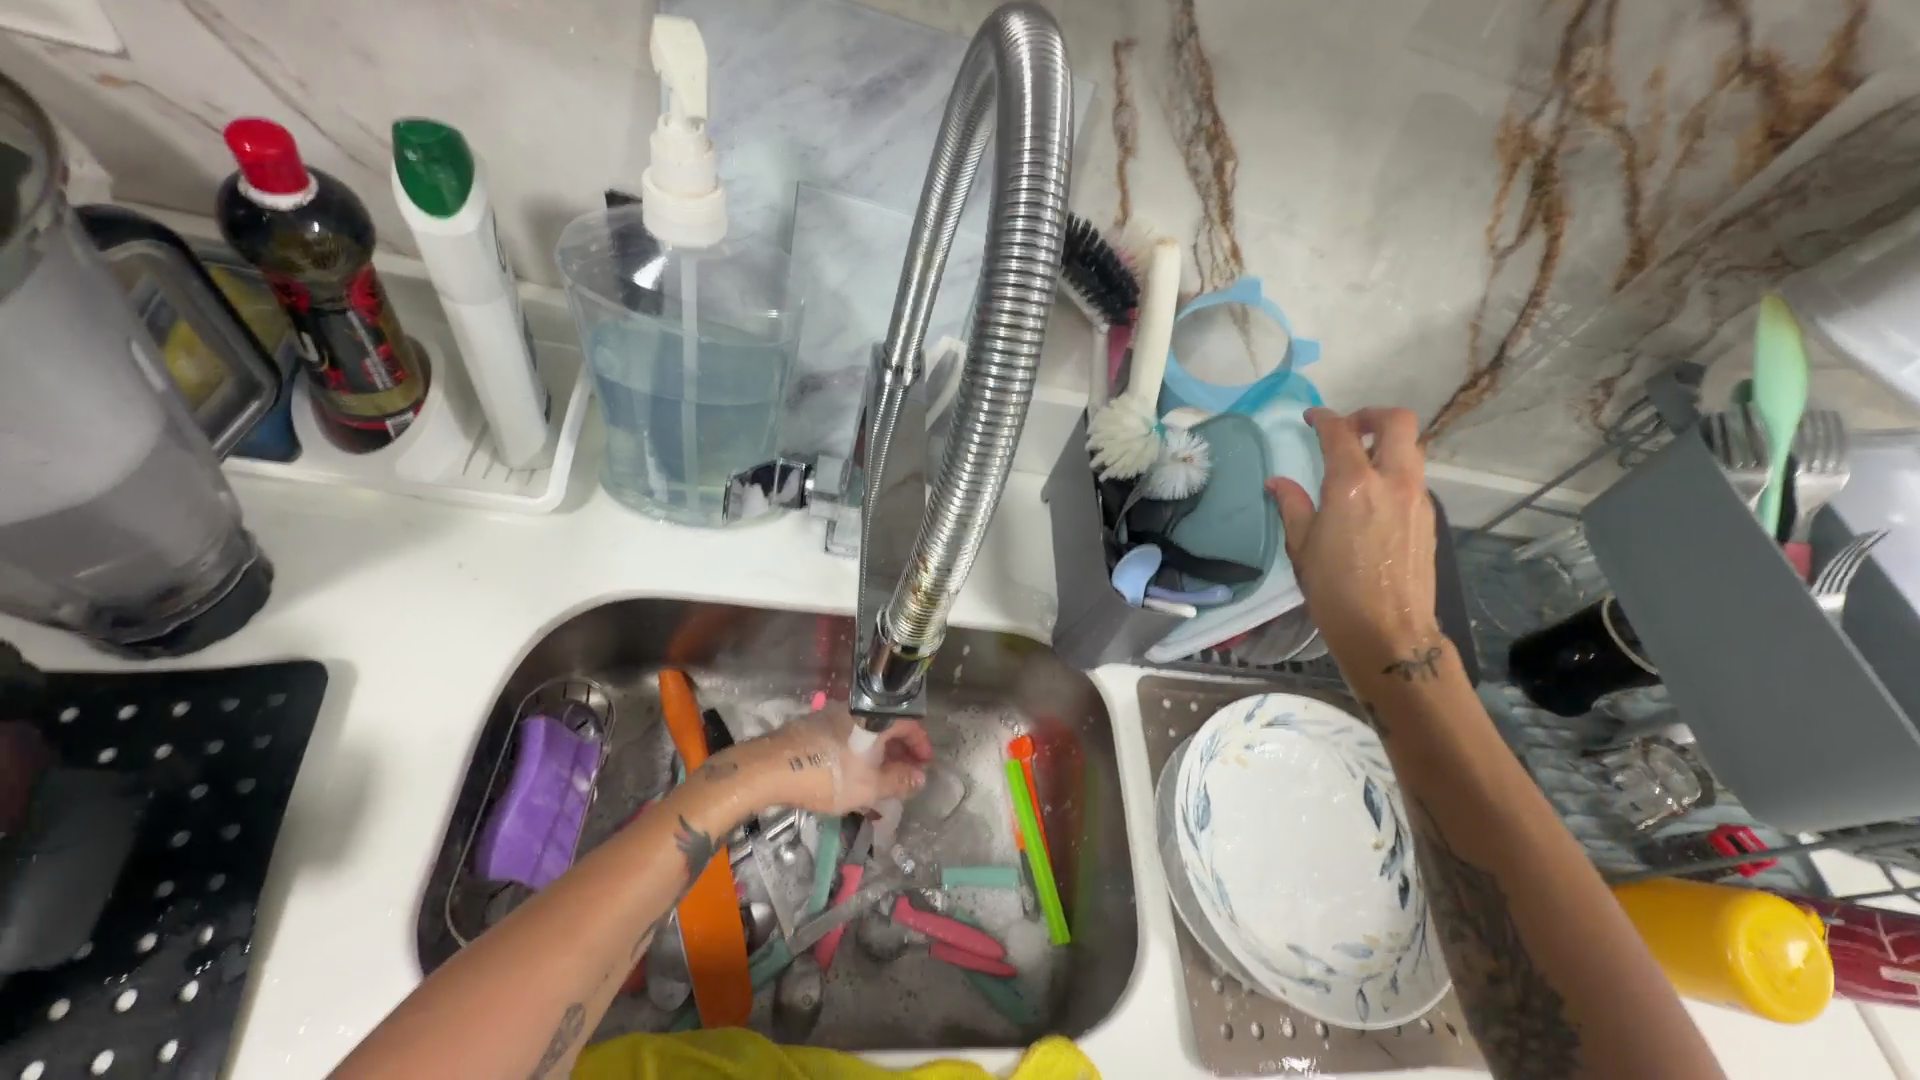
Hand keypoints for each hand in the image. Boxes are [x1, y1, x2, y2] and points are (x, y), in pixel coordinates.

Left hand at [722, 704, 932, 814]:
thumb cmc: (828, 776)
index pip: (909, 724)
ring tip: (879, 777)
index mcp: (876, 719)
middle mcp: (857, 710)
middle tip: (904, 774)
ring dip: (878, 752)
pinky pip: (846, 735)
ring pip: (865, 731)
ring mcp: (832, 715)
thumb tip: (920, 778)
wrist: (772, 767)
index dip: (920, 744)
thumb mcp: (869, 787)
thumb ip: (898, 782)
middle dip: (899, 751)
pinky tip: (851, 771)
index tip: (923, 764)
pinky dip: (857, 751)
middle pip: (887, 726)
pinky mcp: (813, 725)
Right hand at [1268, 407, 1442, 674]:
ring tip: (1361, 462)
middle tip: (1349, 429)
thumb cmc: (1335, 591)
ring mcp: (1417, 499)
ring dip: (1387, 444)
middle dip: (1372, 415)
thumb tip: (1279, 483)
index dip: (1324, 419)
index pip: (1340, 433)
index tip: (1311, 419)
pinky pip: (1414, 479)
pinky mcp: (1428, 518)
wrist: (1388, 631)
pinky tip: (1374, 499)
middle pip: (1397, 423)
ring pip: (1411, 449)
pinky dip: (1395, 473)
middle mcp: (1392, 482)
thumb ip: (1293, 506)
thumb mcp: (1301, 547)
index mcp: (1352, 485)